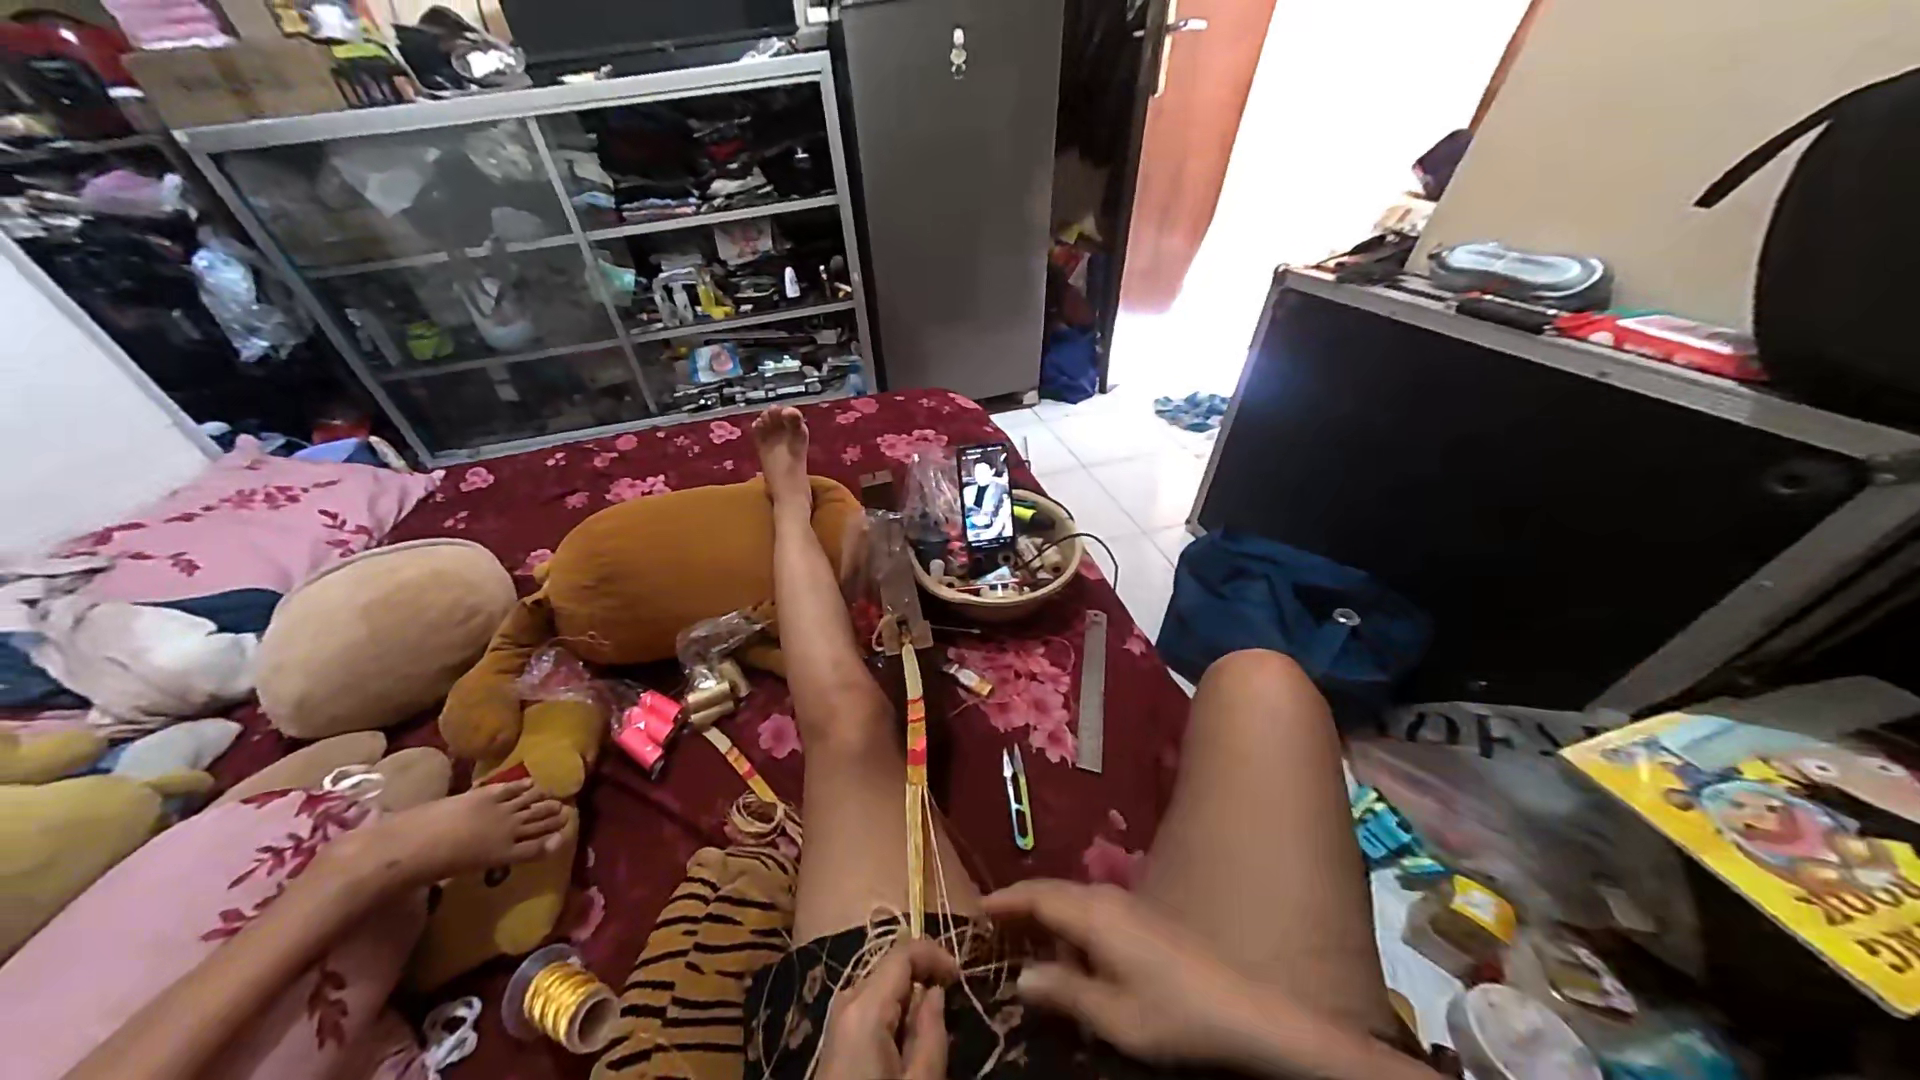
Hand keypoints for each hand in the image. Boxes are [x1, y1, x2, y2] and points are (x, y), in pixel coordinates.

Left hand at [815, 938, 958, 1079]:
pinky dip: (895, 1016)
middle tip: (951, 1007)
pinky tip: (908, 1045)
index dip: (936, 954)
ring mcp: (838, 1021)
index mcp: (865, 1007)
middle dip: (924, 979)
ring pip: (882, 989)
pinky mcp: (837, 1040)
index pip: (903, 953)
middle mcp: (848, 1002)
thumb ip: (931, 1031)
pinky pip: (871, 1010)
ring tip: (932, 1032)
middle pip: (891, 969)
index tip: (960, 977)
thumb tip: (934, 993)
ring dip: (910, 1000)